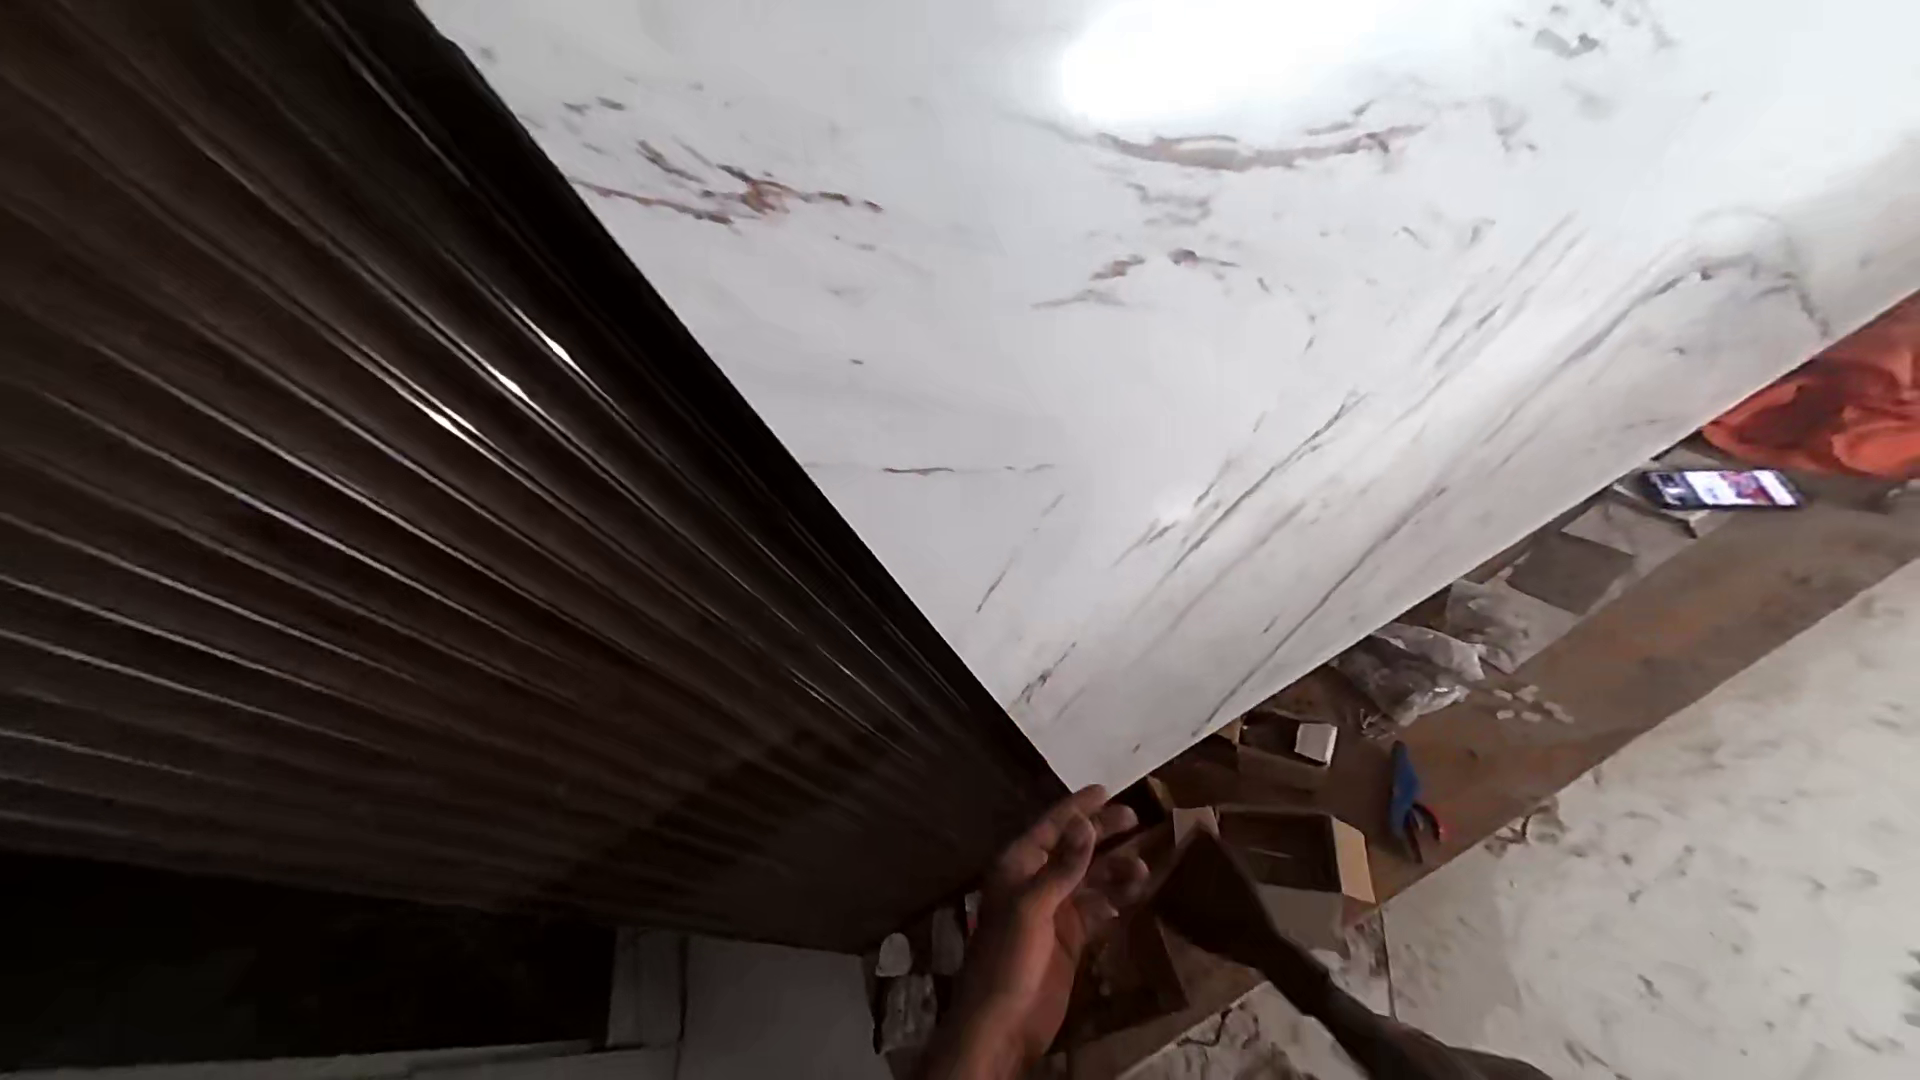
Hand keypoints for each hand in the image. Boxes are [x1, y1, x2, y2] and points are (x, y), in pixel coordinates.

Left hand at [921, 785, 1149, 1078]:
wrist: (1003, 1024)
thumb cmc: (1009, 956)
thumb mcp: (1033, 906)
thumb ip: (1062, 866)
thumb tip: (1085, 823)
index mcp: (1019, 864)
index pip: (1052, 826)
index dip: (1078, 807)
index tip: (1105, 790)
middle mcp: (1037, 879)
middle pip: (1075, 847)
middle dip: (1103, 832)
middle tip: (1135, 818)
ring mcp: (1055, 908)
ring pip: (1091, 878)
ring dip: (1116, 869)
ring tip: (1144, 866)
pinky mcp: (1071, 937)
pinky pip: (1098, 909)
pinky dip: (1117, 899)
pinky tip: (1137, 892)